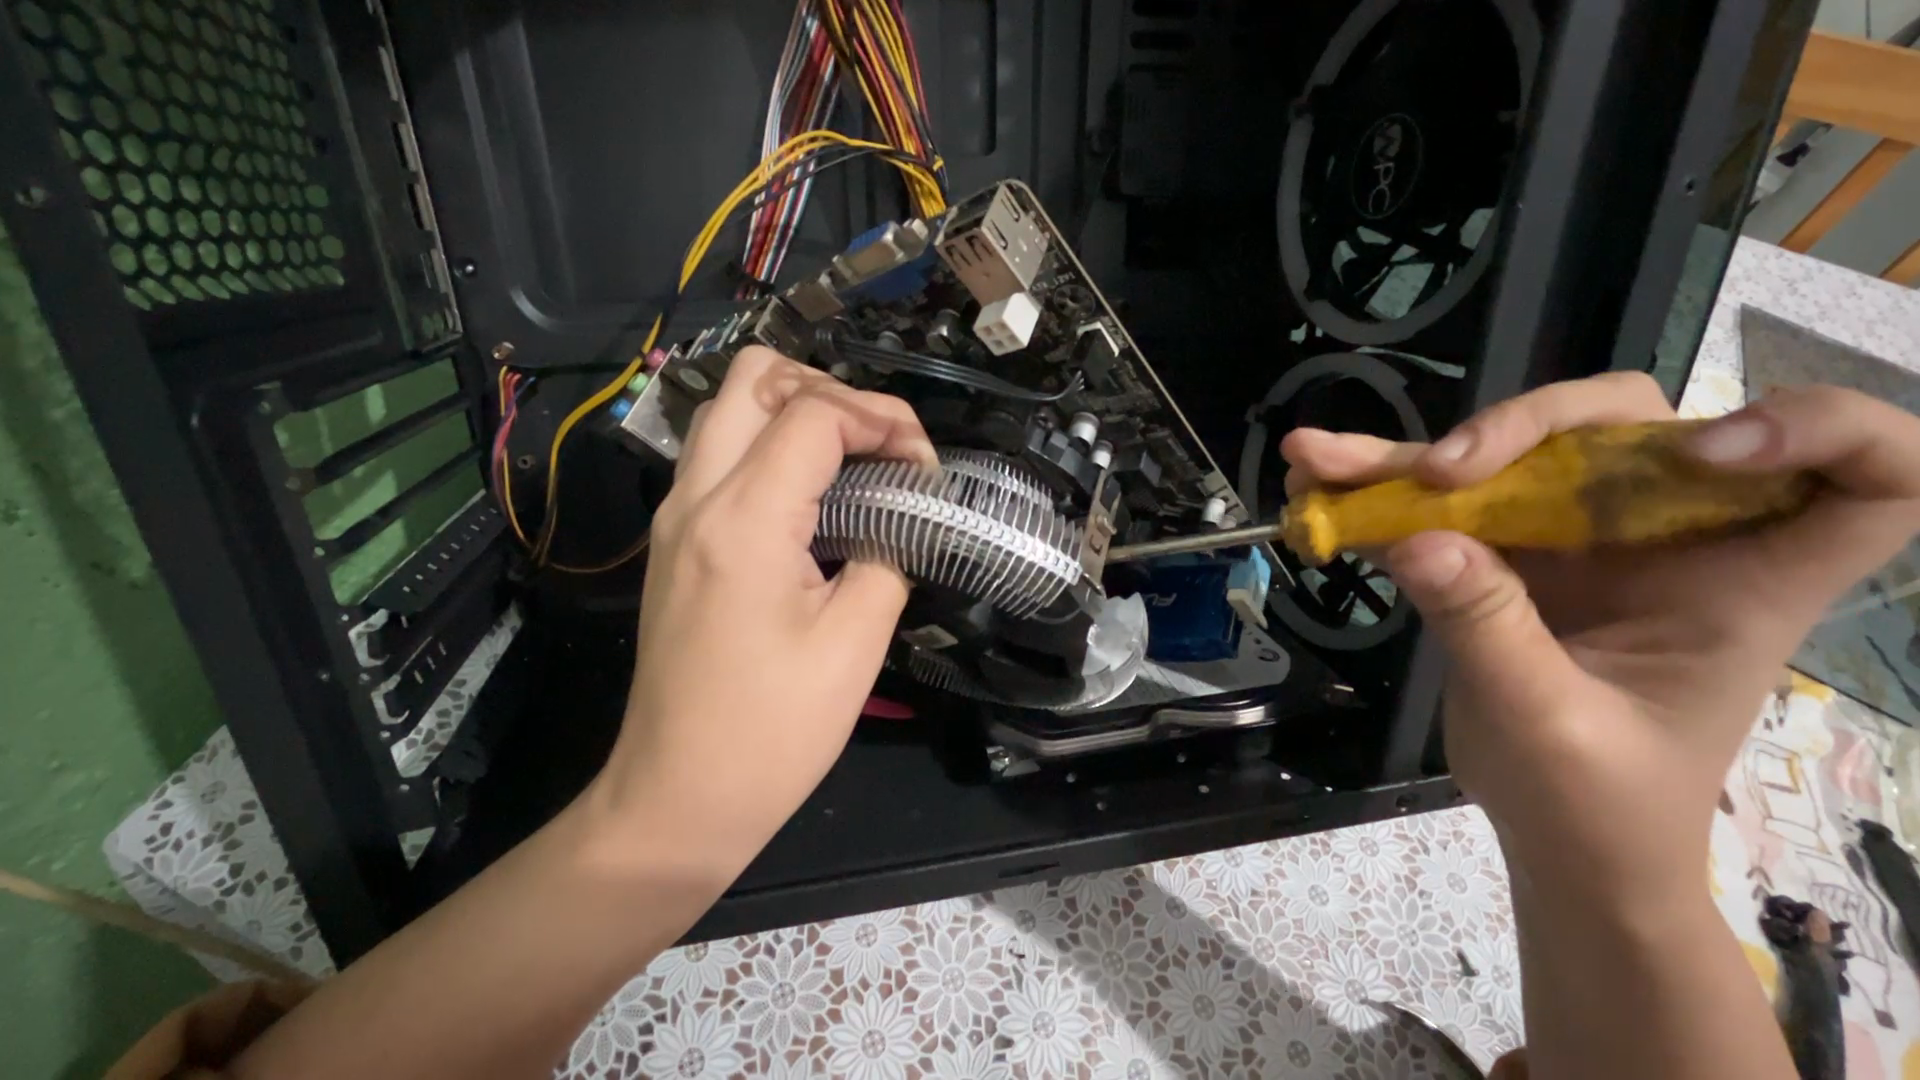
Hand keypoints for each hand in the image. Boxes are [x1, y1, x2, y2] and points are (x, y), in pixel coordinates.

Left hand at [588, 347, 934, 875]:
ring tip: (855, 456)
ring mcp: (675, 518)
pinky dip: (771, 447)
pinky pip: (719, 457)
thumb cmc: (772, 732)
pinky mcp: (675, 543)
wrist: (679, 796)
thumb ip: (886, 556)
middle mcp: (695, 499)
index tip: (924, 467)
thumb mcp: (855, 645)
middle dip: (830, 389)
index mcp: (743, 520)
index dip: (882, 421)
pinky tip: (817, 494)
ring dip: (795, 411)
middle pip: (753, 379)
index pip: (813, 413)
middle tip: (881, 442)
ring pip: (728, 410)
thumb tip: (898, 518)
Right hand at [1282, 372, 1919, 898]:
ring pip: (1502, 456)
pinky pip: (1439, 505)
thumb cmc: (1599, 804)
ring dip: (1402, 452)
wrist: (1561, 843)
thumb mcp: (1549, 723)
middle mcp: (1661, 537)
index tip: (1712, 451)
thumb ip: (1490, 626)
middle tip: (1438, 470)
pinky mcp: (1501, 553)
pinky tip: (1313, 486)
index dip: (1822, 435)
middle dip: (1527, 427)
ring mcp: (1573, 540)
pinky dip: (1375, 493)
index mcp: (1739, 580)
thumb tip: (1416, 535)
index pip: (1865, 482)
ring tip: (1314, 457)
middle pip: (1624, 425)